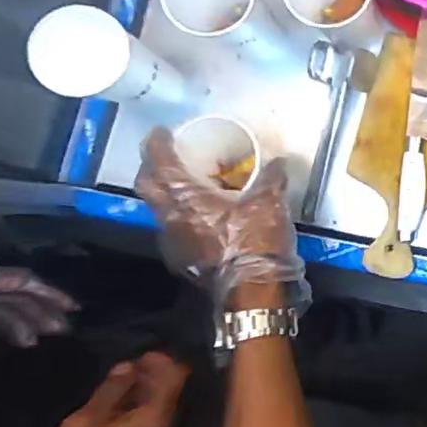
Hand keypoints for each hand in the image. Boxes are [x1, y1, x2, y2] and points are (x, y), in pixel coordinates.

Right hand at [22, 353, 189, 426]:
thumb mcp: (88, 418)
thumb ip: (113, 389)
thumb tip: (129, 366)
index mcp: (156, 419)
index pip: (177, 376)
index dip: (163, 360)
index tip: (140, 355)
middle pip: (174, 391)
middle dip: (156, 373)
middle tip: (130, 365)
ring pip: (164, 407)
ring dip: (149, 390)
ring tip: (124, 380)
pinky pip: (155, 422)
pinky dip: (144, 407)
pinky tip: (121, 404)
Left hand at [134, 127, 307, 307]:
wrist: (251, 294)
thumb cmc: (254, 242)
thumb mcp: (269, 202)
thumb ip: (271, 176)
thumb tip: (278, 161)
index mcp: (184, 198)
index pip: (158, 163)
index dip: (156, 144)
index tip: (161, 132)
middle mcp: (169, 218)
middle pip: (147, 185)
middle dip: (153, 166)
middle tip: (168, 156)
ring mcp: (172, 242)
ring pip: (159, 209)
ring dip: (167, 194)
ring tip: (189, 185)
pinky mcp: (181, 260)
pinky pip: (172, 229)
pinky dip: (181, 216)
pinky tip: (202, 216)